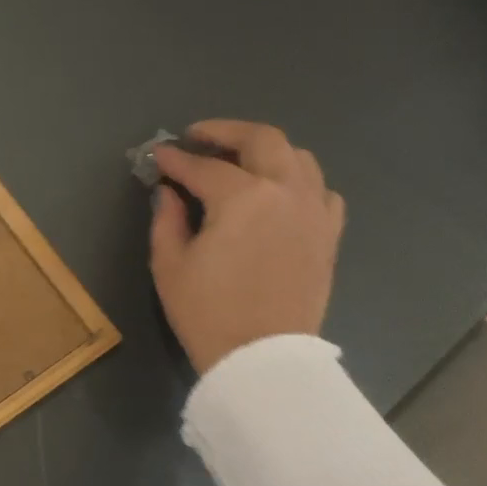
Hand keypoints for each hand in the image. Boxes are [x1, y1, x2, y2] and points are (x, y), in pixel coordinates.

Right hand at [150, 120, 345, 373]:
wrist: (260, 353)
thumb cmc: (205, 311)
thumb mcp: (169, 265)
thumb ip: (167, 219)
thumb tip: (170, 193)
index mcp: (243, 197)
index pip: (204, 166)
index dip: (176, 160)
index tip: (157, 157)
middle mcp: (286, 190)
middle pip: (262, 140)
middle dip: (227, 132)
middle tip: (199, 137)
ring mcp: (315, 208)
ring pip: (297, 156)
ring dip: (264, 149)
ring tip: (239, 159)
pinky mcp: (329, 230)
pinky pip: (320, 188)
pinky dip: (296, 180)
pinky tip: (278, 193)